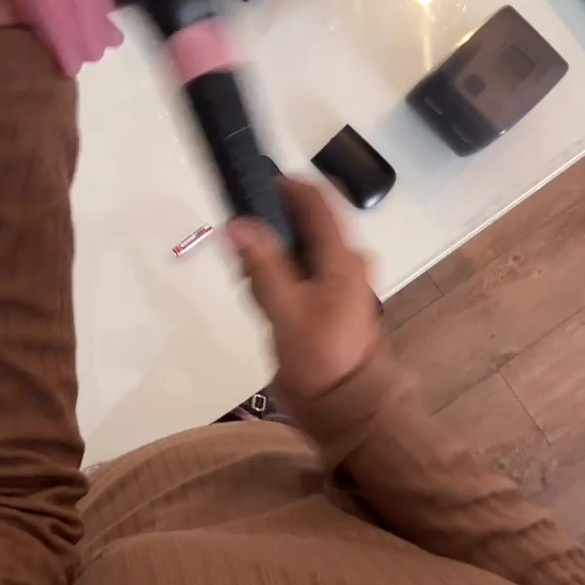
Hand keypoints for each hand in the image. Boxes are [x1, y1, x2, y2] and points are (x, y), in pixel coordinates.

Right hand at [227, 178, 382, 403]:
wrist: (345, 403)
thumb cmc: (318, 355)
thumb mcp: (283, 309)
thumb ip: (260, 264)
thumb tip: (236, 224)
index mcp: (343, 257)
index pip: (318, 200)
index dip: (288, 184)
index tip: (254, 181)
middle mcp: (348, 261)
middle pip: (305, 225)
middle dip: (270, 230)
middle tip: (241, 249)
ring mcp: (343, 279)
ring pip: (301, 249)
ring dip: (272, 256)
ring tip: (248, 279)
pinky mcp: (333, 297)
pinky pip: (303, 270)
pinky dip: (280, 274)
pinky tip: (262, 295)